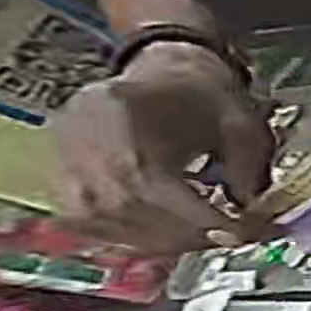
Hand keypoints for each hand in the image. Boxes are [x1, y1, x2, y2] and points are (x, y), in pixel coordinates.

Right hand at [49, 41, 271, 254]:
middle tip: (233, 237)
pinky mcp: (62, 167)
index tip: (243, 233)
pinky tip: (169, 235)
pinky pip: (84, 217)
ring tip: (206, 237)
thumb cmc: (212, 98)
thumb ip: (248, 172)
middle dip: (187, 234)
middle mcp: (81, 136)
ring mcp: (64, 152)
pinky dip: (127, 235)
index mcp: (125, 117)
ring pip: (100, 218)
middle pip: (125, 208)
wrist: (169, 70)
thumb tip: (247, 216)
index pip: (154, 186)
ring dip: (161, 240)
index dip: (201, 219)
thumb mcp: (245, 128)